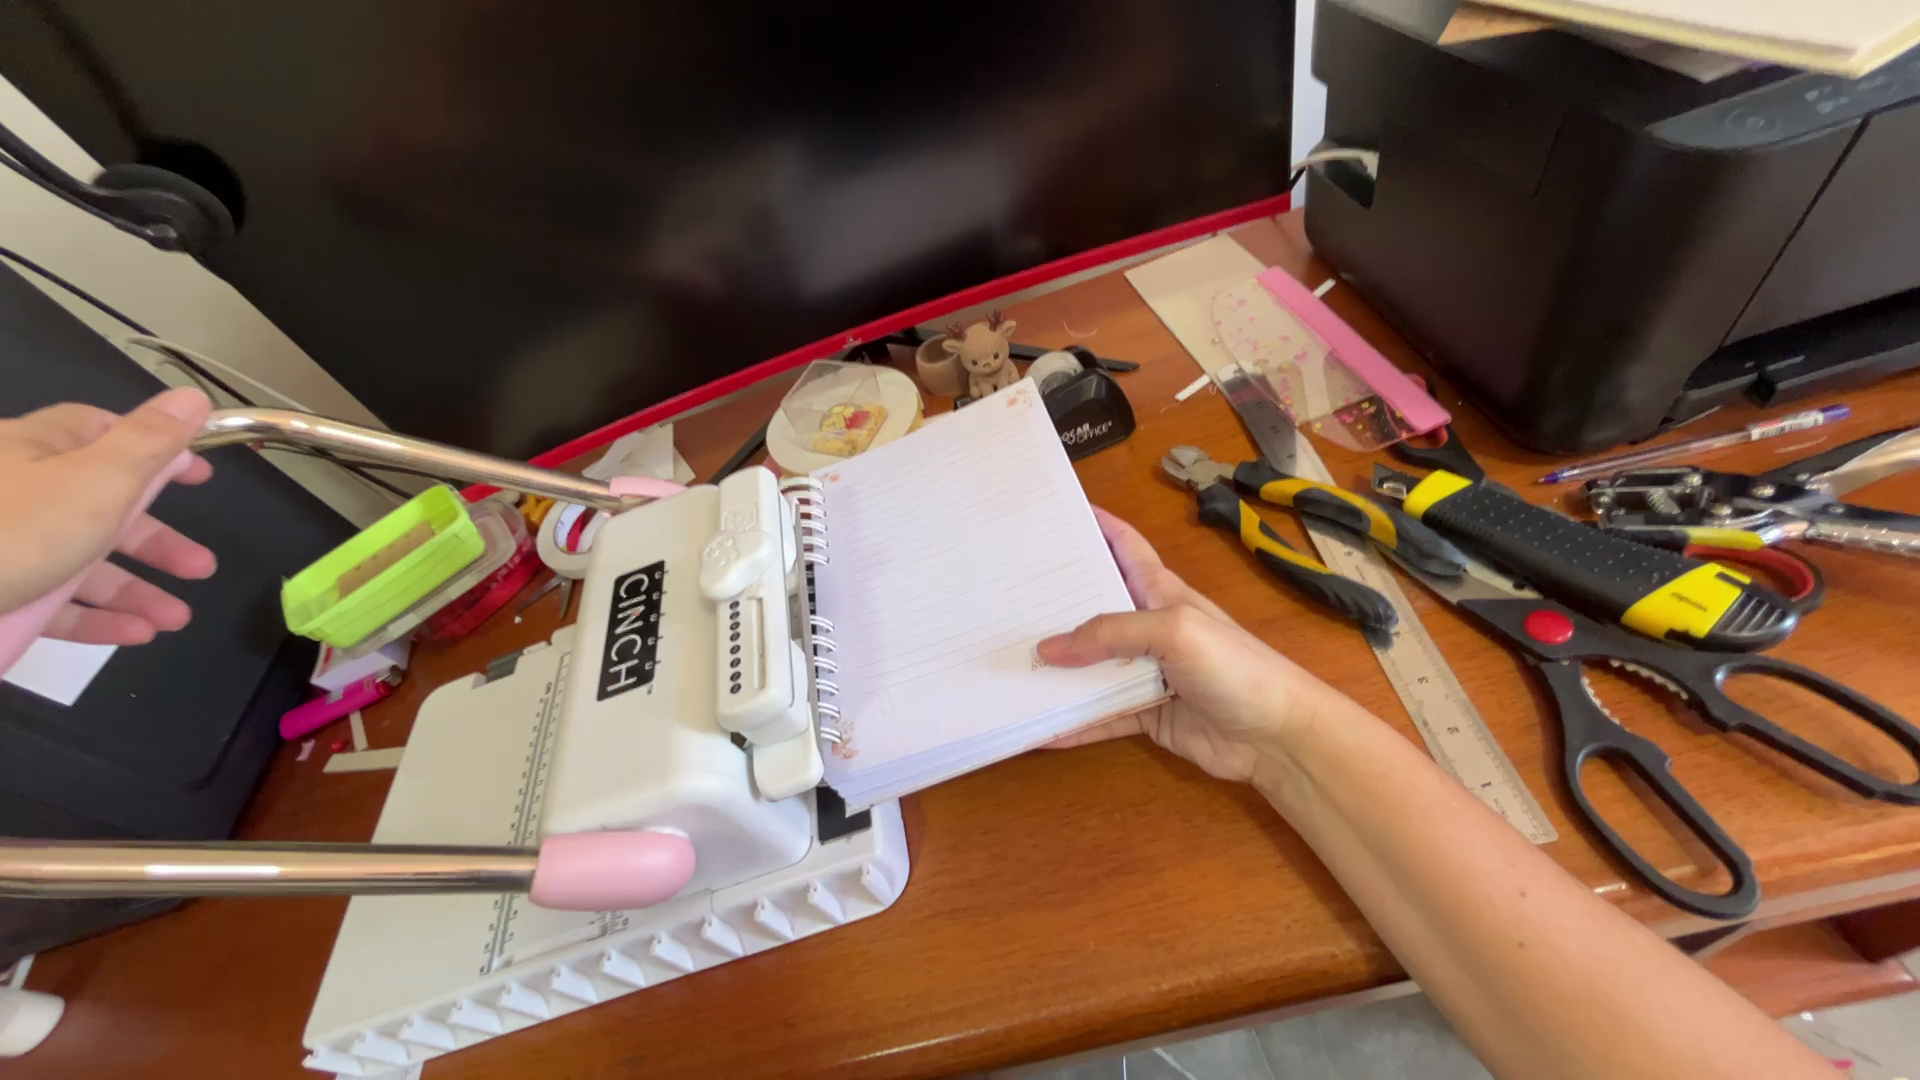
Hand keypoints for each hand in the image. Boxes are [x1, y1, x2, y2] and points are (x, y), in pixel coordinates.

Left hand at [0, 387, 217, 647]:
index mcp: (29, 450)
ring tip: (174, 618)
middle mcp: (10, 490)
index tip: (200, 477)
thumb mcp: (99, 480)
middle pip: (100, 508)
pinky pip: (48, 600)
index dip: (157, 450)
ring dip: (136, 590)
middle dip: (158, 543)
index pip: (100, 431)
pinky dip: (96, 616)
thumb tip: (191, 397)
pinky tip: (135, 632)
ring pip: (78, 561)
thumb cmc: (15, 530)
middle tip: (201, 567)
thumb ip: (151, 440)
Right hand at [1037, 508, 1348, 781]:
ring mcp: (1145, 672)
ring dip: (1056, 667)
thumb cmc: (1235, 666)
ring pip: (1090, 666)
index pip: (1124, 546)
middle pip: (1093, 608)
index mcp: (1159, 592)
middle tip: (1006, 594)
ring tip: (1006, 662)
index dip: (1096, 524)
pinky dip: (1071, 722)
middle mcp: (1147, 627)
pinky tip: (1038, 728)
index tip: (1056, 512)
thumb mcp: (1173, 631)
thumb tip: (1046, 650)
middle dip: (1054, 600)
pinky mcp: (1145, 713)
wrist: (1278, 736)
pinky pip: (1099, 715)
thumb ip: (1109, 635)